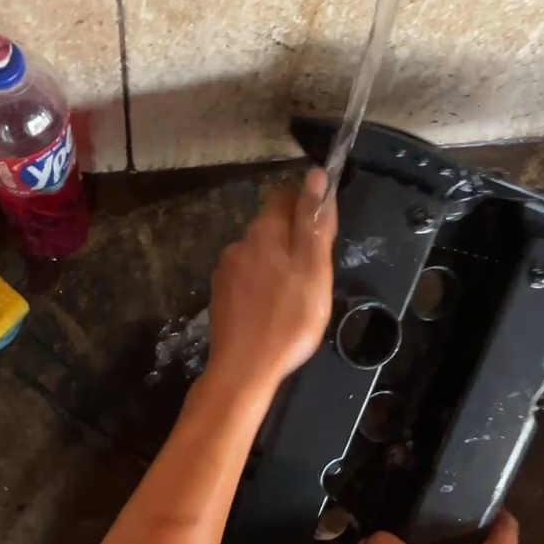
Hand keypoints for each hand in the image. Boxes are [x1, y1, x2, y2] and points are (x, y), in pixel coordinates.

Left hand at [205, 169, 336, 394]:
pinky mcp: (220, 297)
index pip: (284, 196)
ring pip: (258, 255)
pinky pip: (246, 279)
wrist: (243, 368)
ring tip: (296, 294)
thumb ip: (313, 221)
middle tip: (316, 270)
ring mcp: (225, 272)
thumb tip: (316, 174)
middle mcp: (238, 245)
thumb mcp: (313, 268)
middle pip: (271, 227)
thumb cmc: (288, 319)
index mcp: (263, 232)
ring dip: (277, 264)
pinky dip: (262, 285)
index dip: (307, 203)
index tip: (323, 228)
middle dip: (293, 239)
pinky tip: (272, 308)